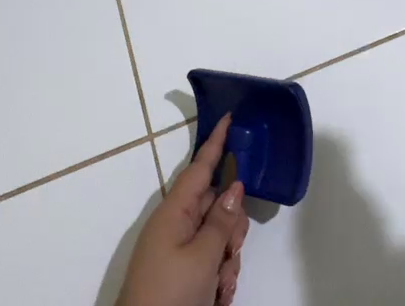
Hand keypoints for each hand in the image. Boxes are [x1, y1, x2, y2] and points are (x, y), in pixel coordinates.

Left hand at [118, 115, 248, 305]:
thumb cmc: (170, 293)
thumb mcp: (202, 257)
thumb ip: (222, 222)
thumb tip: (234, 188)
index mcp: (175, 212)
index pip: (200, 168)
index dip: (216, 144)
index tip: (230, 117)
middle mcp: (176, 226)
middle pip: (217, 208)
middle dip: (232, 230)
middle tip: (229, 254)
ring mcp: (178, 252)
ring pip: (219, 240)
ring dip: (226, 261)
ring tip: (218, 287)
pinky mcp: (181, 276)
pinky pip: (211, 264)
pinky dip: (218, 279)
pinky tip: (215, 298)